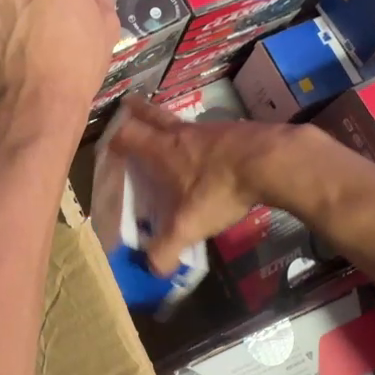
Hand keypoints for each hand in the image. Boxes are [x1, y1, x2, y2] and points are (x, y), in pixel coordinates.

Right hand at [108, 100, 301, 274]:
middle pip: (151, 113)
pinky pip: (206, 131)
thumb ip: (166, 248)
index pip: (128, 134)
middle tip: (127, 105)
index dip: (114, 136)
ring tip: (167, 136)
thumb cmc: (219, 188)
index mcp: (163, 149)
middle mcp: (181, 133)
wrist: (268, 160)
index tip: (106, 141)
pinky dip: (199, 138)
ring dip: (169, 124)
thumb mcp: (189, 226)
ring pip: (180, 121)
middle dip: (136, 110)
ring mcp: (208, 129)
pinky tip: (207, 153)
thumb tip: (151, 269)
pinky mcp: (232, 131)